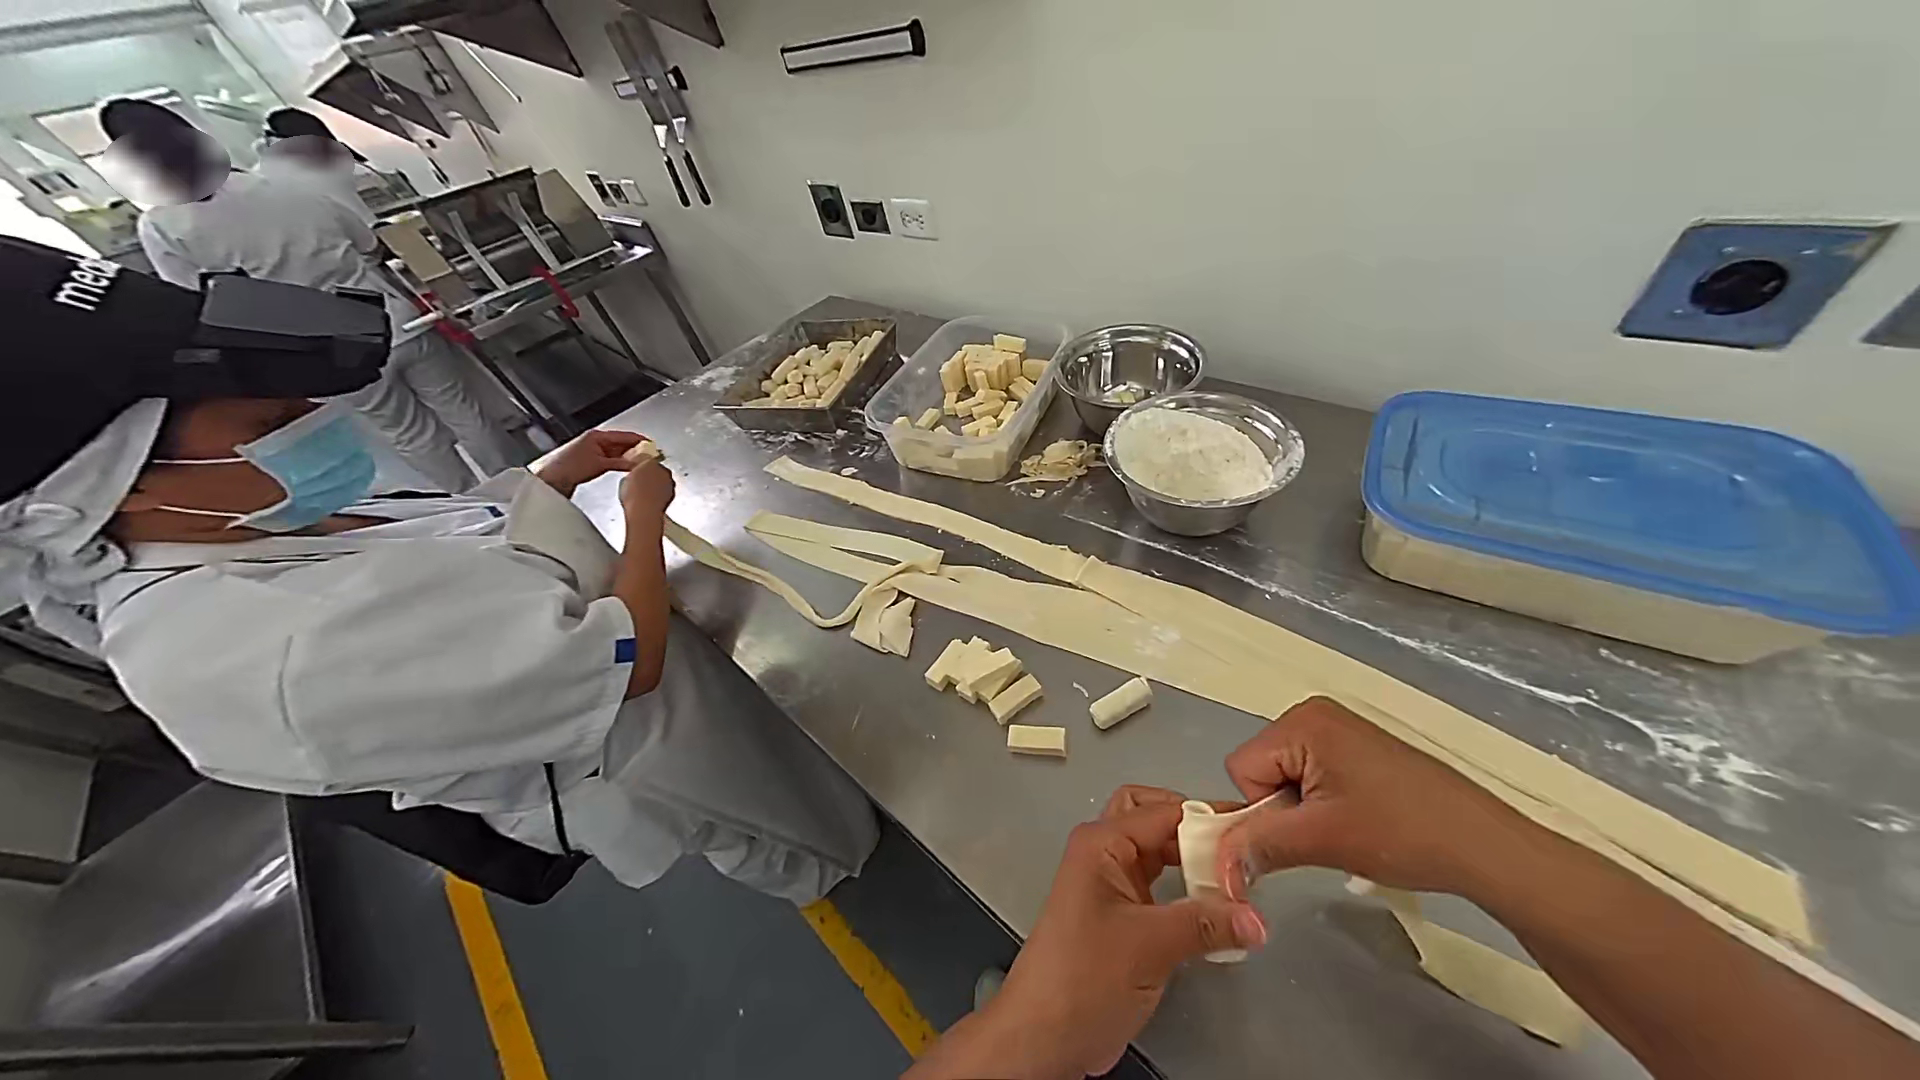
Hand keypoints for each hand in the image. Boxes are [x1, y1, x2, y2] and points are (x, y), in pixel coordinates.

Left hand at [537, 429, 650, 495]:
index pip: (625, 436)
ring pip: (619, 452)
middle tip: (650, 457)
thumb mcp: (601, 464)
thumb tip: (638, 463)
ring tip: (642, 464)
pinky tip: (629, 468)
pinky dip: (622, 463)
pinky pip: (614, 459)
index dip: (641, 441)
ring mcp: (595, 450)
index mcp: (597, 436)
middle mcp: (596, 441)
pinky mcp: (594, 460)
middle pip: (623, 443)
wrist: (553, 479)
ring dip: (630, 457)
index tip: (653, 446)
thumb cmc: (568, 467)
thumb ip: (622, 463)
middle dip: (637, 450)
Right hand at [618, 459, 674, 527]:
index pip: (647, 460)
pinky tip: (653, 498)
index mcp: (650, 463)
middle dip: (652, 474)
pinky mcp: (673, 493)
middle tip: (643, 481)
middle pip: (658, 470)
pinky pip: (666, 490)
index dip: (642, 467)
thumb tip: (635, 477)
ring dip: (658, 483)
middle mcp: (663, 470)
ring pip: (664, 480)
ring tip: (647, 491)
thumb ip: (633, 475)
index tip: (639, 471)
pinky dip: (661, 492)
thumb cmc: (632, 496)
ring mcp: (670, 481)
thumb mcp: (625, 480)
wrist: (644, 511)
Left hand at [976, 794, 1266, 1078]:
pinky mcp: (1122, 912)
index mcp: (1101, 843)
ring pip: (1157, 851)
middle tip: (1240, 853)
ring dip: (1193, 860)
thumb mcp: (1149, 945)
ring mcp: (1111, 882)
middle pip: (1155, 818)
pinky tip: (1215, 908)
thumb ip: (1205, 925)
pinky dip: (1187, 889)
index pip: (1161, 811)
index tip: (1251, 831)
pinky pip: (1159, 884)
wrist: (1044, 1032)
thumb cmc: (1084, 976)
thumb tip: (1256, 919)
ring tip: (1235, 881)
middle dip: (1195, 830)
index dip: (1207, 818)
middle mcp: (1104, 852)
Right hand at [1215, 696, 1536, 904]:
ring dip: (1304, 808)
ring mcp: (1339, 727)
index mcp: (1301, 721)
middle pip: (1262, 768)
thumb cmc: (1403, 833)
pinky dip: (1324, 801)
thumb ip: (1258, 845)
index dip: (1264, 807)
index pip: (1242, 767)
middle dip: (1285, 808)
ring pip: (1286, 775)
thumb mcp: (1321, 840)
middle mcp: (1314, 713)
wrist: (1488, 847)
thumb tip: (1214, 867)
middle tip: (1329, 831)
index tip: (1306, 829)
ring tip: (1350, 827)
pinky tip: (1360, 818)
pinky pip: (1312, 772)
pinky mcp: (1358, 746)